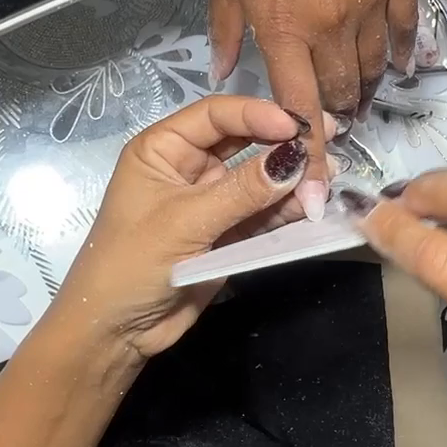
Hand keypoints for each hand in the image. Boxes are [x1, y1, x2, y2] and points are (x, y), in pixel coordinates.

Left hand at [47, 96, 336, 360]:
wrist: (116, 332)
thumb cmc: (132, 264)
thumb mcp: (184, 222)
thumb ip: (241, 191)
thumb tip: (294, 159)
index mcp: (162, 149)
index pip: (215, 116)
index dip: (257, 114)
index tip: (296, 126)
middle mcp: (187, 167)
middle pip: (244, 141)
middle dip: (284, 143)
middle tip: (328, 142)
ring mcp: (209, 200)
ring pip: (259, 178)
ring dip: (292, 179)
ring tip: (330, 181)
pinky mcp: (225, 233)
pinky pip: (262, 213)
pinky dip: (287, 210)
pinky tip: (313, 207)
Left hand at [208, 0, 416, 221]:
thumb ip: (229, 27)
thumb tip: (227, 74)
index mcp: (284, 23)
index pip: (298, 108)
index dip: (308, 152)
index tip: (314, 186)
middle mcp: (334, 20)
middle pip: (340, 93)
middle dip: (331, 116)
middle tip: (323, 124)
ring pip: (374, 67)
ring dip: (361, 89)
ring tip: (353, 99)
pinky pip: (406, 28)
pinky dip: (400, 53)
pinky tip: (397, 67)